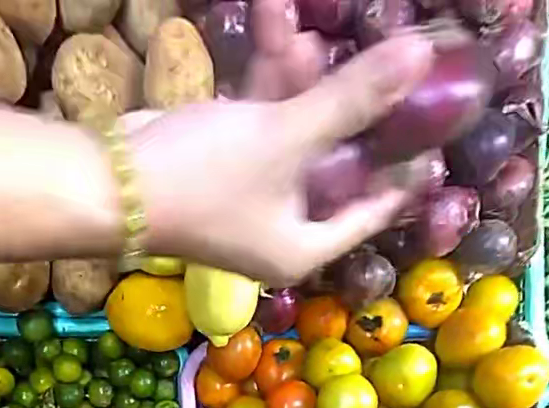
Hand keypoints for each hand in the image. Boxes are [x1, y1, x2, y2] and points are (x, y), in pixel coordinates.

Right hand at [125, 12, 433, 284]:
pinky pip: (262, 121)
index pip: (370, 213)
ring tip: (313, 24)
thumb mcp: (286, 138)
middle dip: (351, 108)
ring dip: (302, 78)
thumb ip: (353, 100)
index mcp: (304, 245)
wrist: (114, 184)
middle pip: (336, 167)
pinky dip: (268, 81)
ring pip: (296, 134)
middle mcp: (282, 228)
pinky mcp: (225, 166)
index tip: (434, 138)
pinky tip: (275, 22)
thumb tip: (421, 58)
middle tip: (387, 61)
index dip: (403, 174)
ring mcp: (253, 197)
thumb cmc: (206, 180)